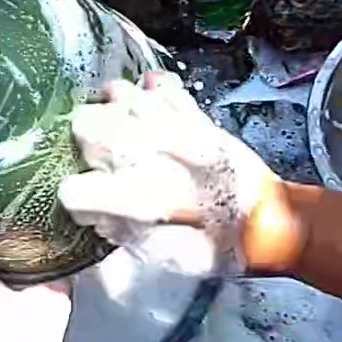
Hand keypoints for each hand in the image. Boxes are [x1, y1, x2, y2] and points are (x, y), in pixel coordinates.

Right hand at [57, 71, 284, 273]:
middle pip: (82, 123)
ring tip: (127, 134)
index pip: (74, 188)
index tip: (90, 204)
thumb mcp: (159, 257)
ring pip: (114, 94)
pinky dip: (149, 93)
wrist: (268, 220)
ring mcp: (171, 121)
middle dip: (85, 144)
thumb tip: (92, 211)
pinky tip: (152, 111)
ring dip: (113, 114)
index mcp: (138, 194)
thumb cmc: (213, 247)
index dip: (76, 196)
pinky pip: (156, 83)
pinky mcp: (191, 110)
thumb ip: (117, 231)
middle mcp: (147, 151)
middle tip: (105, 162)